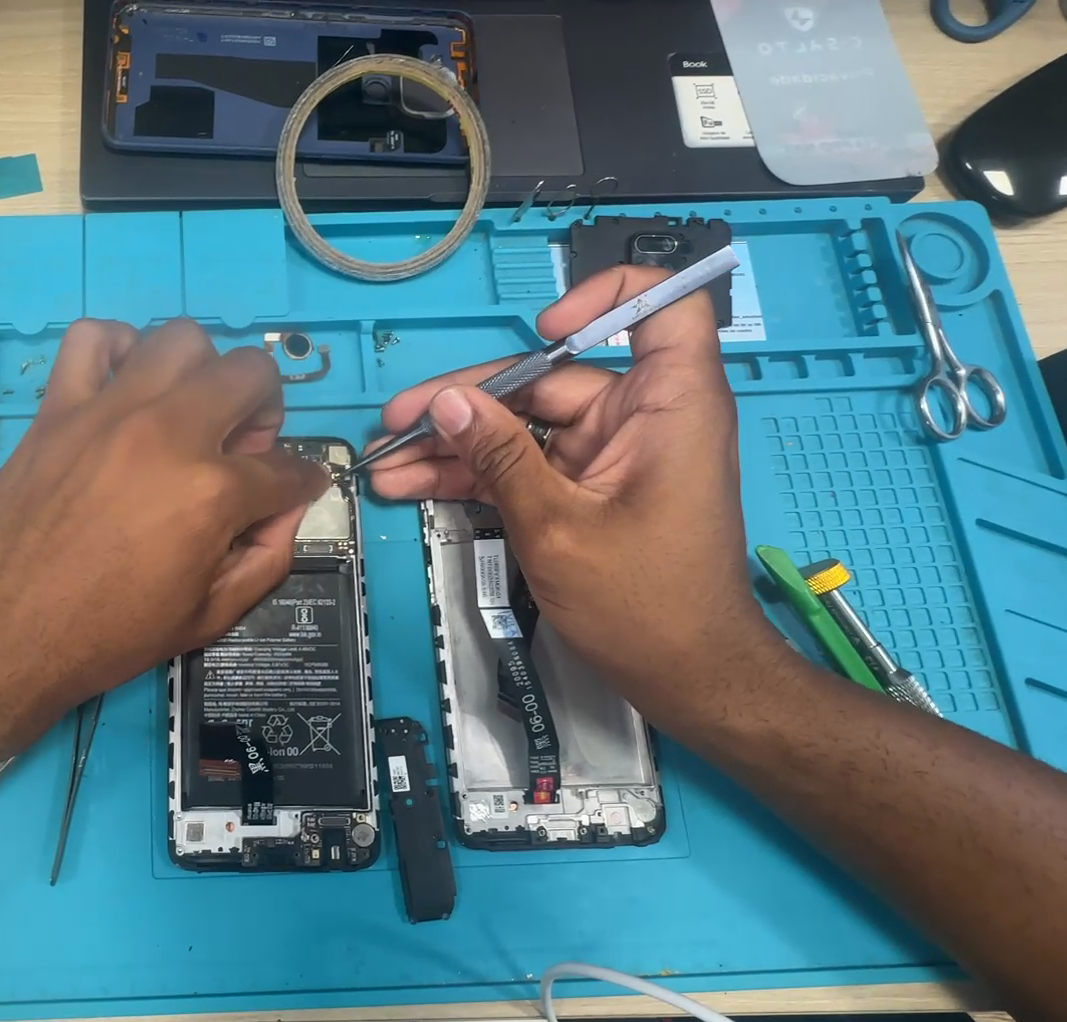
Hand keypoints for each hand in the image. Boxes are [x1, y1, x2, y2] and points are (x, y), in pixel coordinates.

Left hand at [0, 318, 328, 761]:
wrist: (2, 635)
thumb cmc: (107, 636)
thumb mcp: (209, 618)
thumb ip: (267, 559)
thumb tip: (288, 508)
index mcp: (212, 494)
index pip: (286, 469)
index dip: (302, 481)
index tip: (298, 486)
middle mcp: (169, 434)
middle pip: (251, 374)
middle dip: (267, 410)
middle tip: (244, 449)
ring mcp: (108, 411)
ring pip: (181, 339)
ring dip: (203, 371)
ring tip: (190, 413)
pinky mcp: (58, 407)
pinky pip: (92, 338)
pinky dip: (120, 348)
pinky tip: (126, 387)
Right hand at [366, 267, 785, 711]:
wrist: (679, 676)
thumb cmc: (641, 601)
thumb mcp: (556, 525)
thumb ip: (499, 457)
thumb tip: (445, 402)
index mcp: (666, 405)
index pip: (659, 310)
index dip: (604, 299)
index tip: (540, 332)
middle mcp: (636, 418)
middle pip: (546, 381)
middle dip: (466, 402)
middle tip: (395, 423)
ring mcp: (602, 456)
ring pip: (519, 428)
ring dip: (453, 445)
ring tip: (386, 461)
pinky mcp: (578, 489)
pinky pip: (519, 466)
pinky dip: (472, 475)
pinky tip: (412, 483)